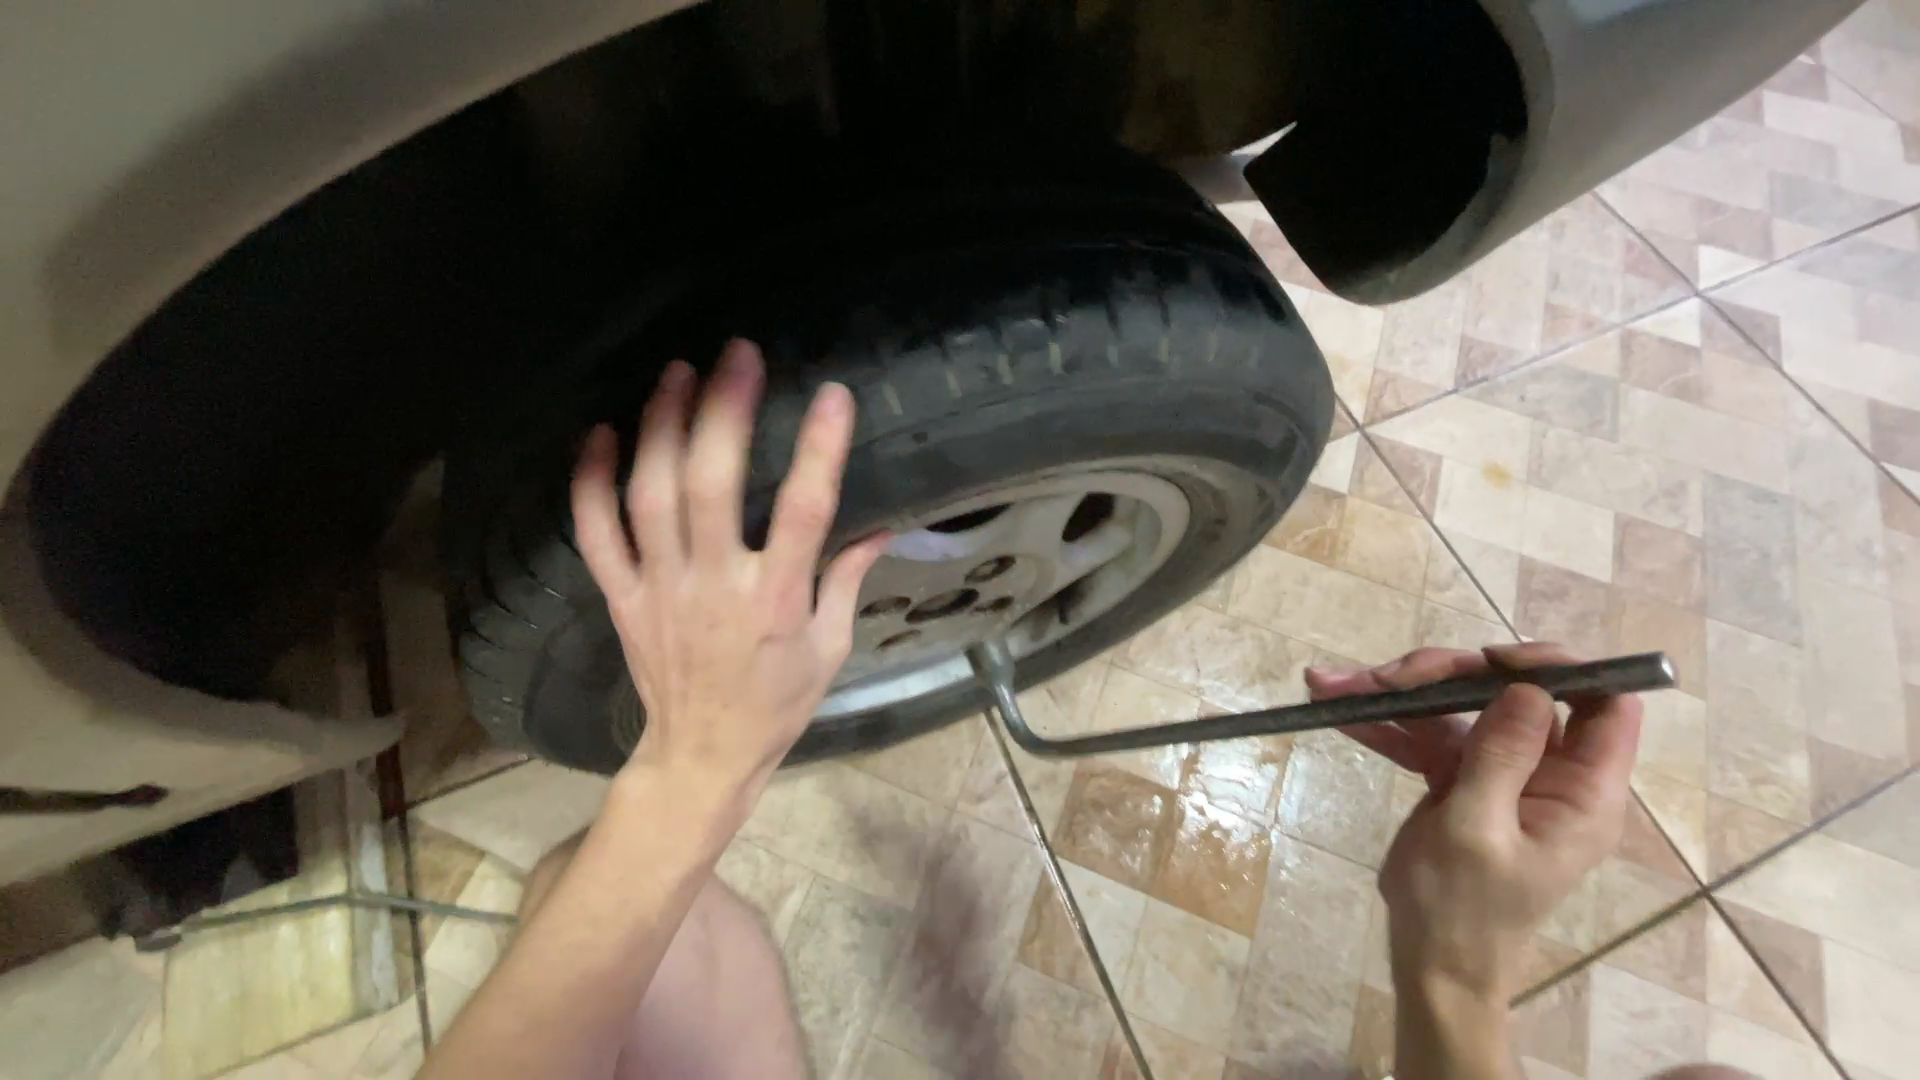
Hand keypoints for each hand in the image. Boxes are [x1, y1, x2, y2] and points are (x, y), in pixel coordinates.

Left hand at [570, 339, 887, 800]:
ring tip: (677, 373)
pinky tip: (601, 433)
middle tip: (737, 355)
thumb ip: (849, 581)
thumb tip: (880, 526)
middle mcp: (714, 586)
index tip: (832, 394)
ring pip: (650, 497)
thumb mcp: (831, 648)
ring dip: (661, 428)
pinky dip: (590, 482)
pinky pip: (595, 534)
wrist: (702, 754)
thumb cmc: (778, 703)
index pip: (803, 513)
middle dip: (724, 413)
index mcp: (776, 601)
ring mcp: (659, 589)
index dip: (819, 449)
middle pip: (711, 487)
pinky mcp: (621, 597)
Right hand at [1304, 643, 1642, 1002]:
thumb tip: (1528, 689)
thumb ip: (1502, 758)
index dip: (1557, 667)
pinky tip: (1334, 708)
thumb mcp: (1478, 831)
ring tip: (1330, 684)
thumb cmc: (1464, 907)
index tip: (1490, 657)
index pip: (1603, 705)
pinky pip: (1421, 733)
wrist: (1430, 957)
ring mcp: (1497, 771)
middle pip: (1507, 692)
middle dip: (1442, 676)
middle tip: (1384, 678)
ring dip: (1394, 693)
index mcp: (1580, 789)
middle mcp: (1546, 770)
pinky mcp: (1456, 776)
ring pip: (1454, 706)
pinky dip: (1380, 721)